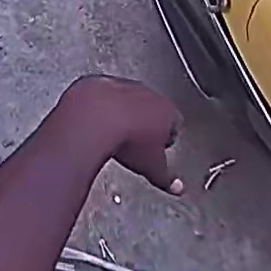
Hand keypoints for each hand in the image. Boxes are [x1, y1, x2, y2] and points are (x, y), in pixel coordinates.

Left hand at [55, 76, 184, 194]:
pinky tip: (97, 122)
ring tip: (116, 133)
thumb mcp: (153, 168)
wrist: (95, 117)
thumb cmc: (127, 139)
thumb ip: (167, 179)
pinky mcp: (100, 82)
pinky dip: (102, 106)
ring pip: (128, 99)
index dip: (168, 137)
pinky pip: (104, 95)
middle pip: (152, 108)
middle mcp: (146, 93)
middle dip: (146, 123)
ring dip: (124, 112)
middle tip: (138, 142)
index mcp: (166, 110)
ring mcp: (122, 85)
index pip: (175, 123)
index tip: (162, 146)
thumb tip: (176, 188)